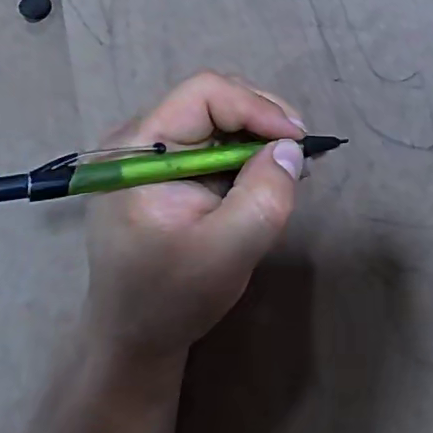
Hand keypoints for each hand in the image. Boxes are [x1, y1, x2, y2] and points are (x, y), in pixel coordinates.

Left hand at [85, 72, 308, 364]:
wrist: (133, 339)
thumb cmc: (171, 299)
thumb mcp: (226, 253)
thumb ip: (263, 198)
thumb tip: (291, 148)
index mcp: (139, 149)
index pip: (204, 94)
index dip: (257, 107)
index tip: (298, 141)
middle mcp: (141, 139)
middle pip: (211, 99)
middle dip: (263, 118)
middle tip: (300, 152)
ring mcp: (153, 153)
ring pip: (217, 118)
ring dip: (259, 136)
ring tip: (290, 166)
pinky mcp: (167, 170)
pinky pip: (214, 142)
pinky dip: (248, 153)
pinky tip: (268, 176)